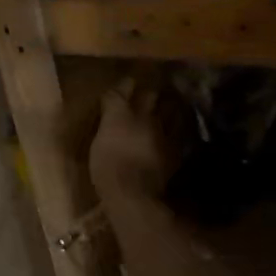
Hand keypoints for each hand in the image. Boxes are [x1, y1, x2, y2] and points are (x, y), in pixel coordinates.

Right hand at [89, 79, 172, 202]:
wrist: (133, 192)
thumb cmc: (106, 170)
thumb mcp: (97, 146)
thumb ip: (106, 128)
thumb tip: (109, 119)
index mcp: (119, 114)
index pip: (119, 91)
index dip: (122, 86)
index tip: (123, 83)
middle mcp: (143, 116)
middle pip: (149, 93)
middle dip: (148, 89)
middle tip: (149, 87)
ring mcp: (162, 131)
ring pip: (170, 108)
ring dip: (168, 104)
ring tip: (169, 102)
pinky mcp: (174, 147)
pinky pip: (178, 131)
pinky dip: (177, 127)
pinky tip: (177, 127)